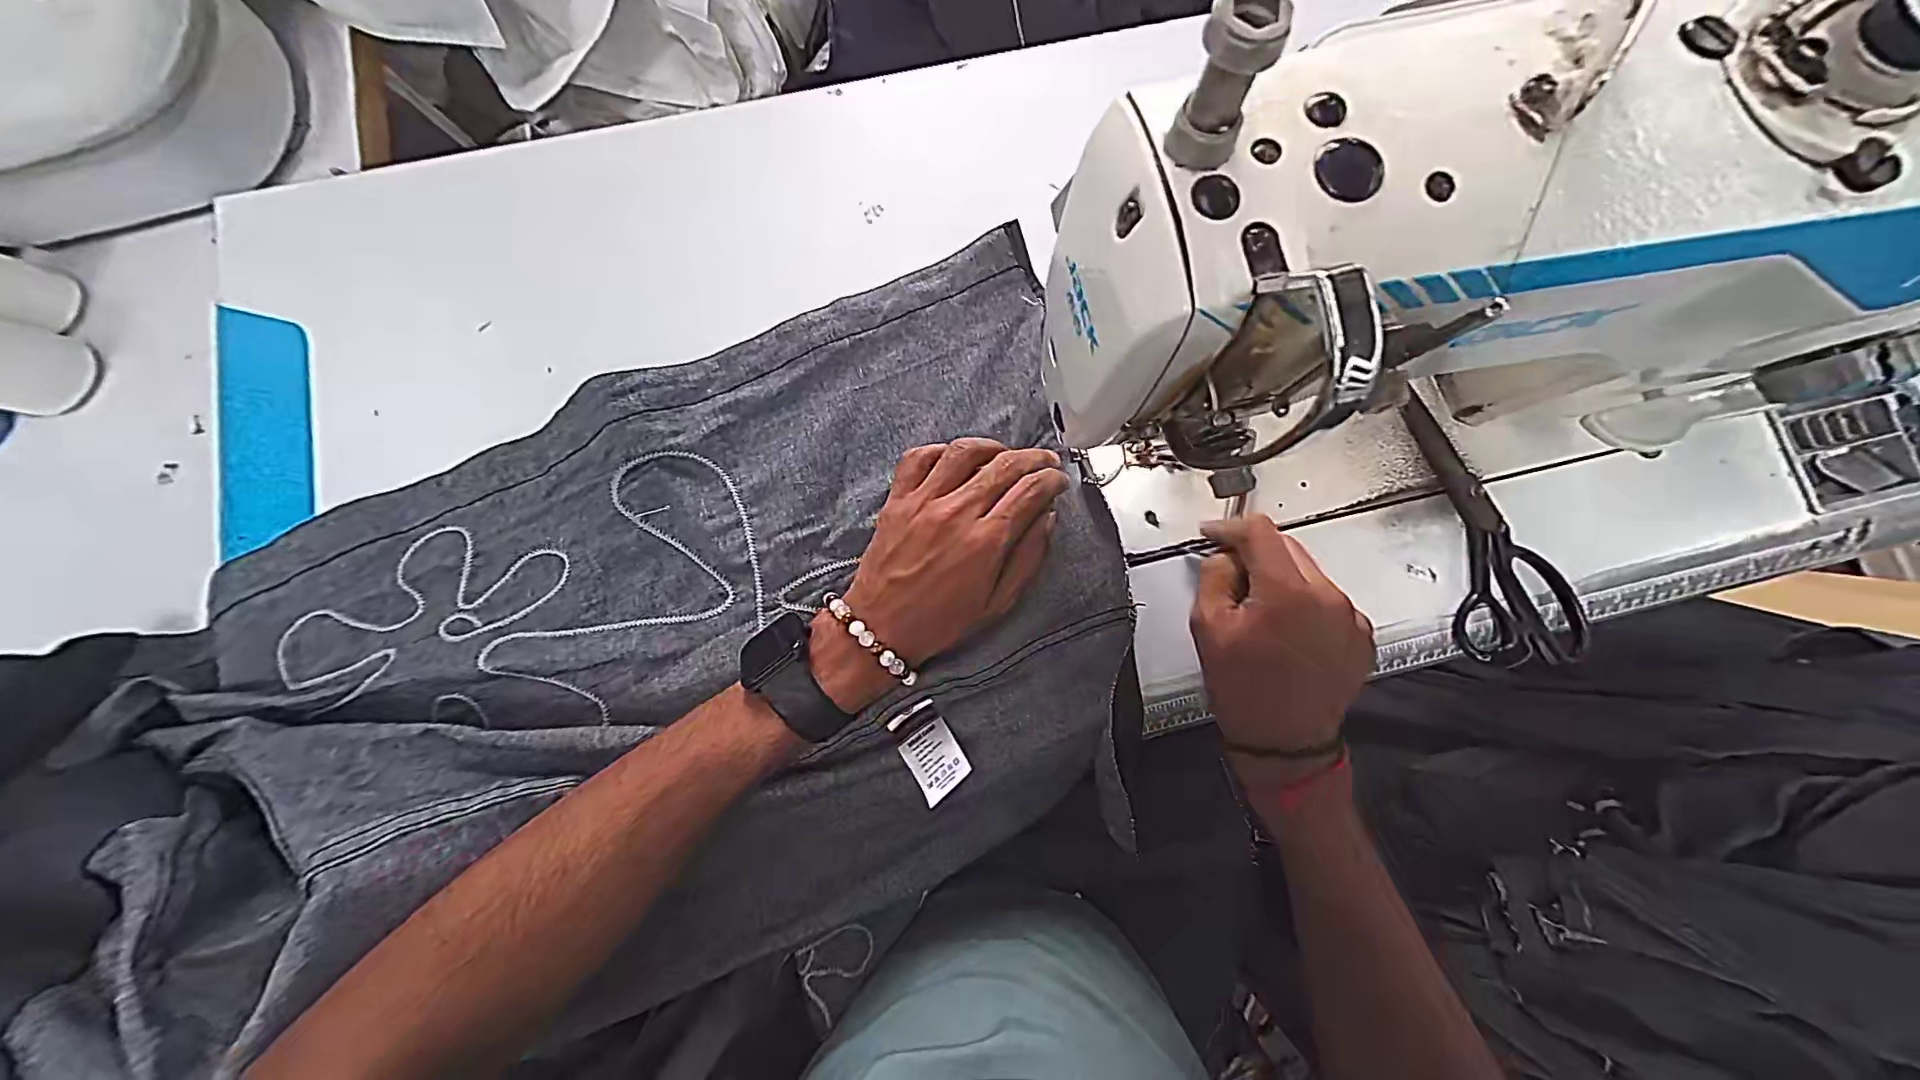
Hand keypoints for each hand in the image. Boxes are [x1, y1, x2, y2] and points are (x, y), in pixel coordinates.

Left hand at [809, 438, 1068, 711]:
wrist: (882, 628)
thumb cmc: (938, 621)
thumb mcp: (997, 603)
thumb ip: (1028, 558)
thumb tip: (1046, 519)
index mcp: (984, 542)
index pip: (1029, 490)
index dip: (1051, 479)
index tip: (1058, 480)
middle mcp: (955, 514)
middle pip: (1004, 465)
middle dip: (1033, 458)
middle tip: (1044, 461)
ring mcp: (923, 503)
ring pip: (964, 452)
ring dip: (992, 446)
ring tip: (1005, 453)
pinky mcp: (897, 501)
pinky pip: (919, 457)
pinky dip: (941, 449)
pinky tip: (955, 458)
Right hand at [1189, 515, 1373, 773]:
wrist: (1285, 741)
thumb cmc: (1246, 693)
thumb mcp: (1208, 628)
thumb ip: (1214, 577)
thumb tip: (1225, 556)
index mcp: (1288, 593)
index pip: (1260, 533)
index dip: (1230, 528)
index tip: (1215, 533)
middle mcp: (1327, 598)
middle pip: (1286, 546)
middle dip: (1254, 554)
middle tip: (1230, 579)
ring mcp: (1349, 617)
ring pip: (1307, 571)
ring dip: (1280, 578)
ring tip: (1258, 614)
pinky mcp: (1360, 634)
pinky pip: (1326, 599)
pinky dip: (1303, 601)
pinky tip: (1283, 630)